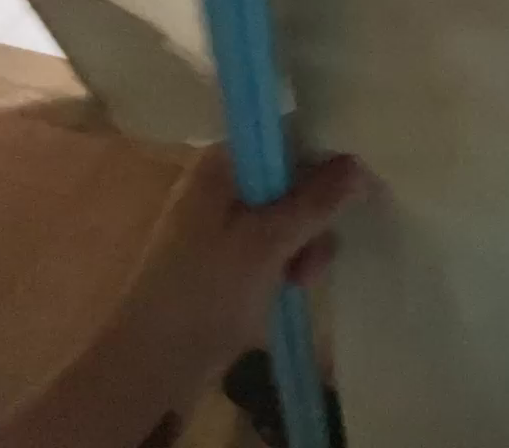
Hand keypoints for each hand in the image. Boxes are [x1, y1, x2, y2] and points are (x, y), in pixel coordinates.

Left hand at [105, 148, 370, 392]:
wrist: (147, 372)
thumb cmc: (204, 294)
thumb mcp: (268, 243)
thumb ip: (317, 200)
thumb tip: (361, 165)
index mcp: (223, 165)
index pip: (289, 136)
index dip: (327, 154)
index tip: (356, 182)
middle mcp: (225, 182)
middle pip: (296, 174)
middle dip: (318, 210)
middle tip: (321, 244)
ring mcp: (227, 219)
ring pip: (294, 209)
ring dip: (310, 240)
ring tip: (304, 276)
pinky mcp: (233, 252)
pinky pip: (281, 237)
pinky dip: (294, 257)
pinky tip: (295, 283)